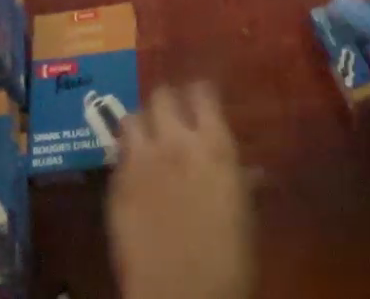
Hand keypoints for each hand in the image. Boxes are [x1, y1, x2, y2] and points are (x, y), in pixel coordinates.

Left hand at [107, 82, 253, 298]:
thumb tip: (253, 171)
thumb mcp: (245, 215)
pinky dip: (128, 157)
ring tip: (149, 139)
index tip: (203, 99)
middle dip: (168, 102)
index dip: (201, 92)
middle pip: (162, 95)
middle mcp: (174, 142)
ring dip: (143, 124)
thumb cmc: (229, 260)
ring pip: (132, 118)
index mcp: (213, 145)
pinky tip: (137, 174)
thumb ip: (243, 182)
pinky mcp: (116, 185)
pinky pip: (119, 155)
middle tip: (174, 117)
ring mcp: (140, 161)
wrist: (182, 296)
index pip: (202, 91)